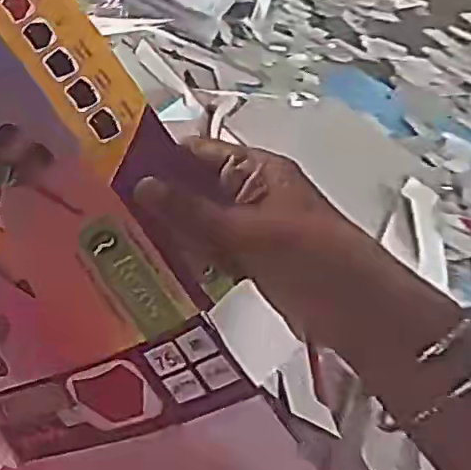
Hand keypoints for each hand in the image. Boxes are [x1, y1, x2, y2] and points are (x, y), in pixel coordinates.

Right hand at [134, 137, 462, 363]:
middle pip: (191, 187)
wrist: (366, 317)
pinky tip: (148, 261)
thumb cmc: (314, 260)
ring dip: (165, 227)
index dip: (157, 158)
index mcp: (255, 170)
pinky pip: (204, 248)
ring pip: (194, 220)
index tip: (112, 171)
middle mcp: (247, 192)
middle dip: (154, 196)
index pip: (196, 152)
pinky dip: (182, 253)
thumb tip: (140, 185)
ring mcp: (246, 227)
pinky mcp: (244, 258)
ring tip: (115, 235)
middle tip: (104, 207)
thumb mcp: (248, 232)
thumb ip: (192, 211)